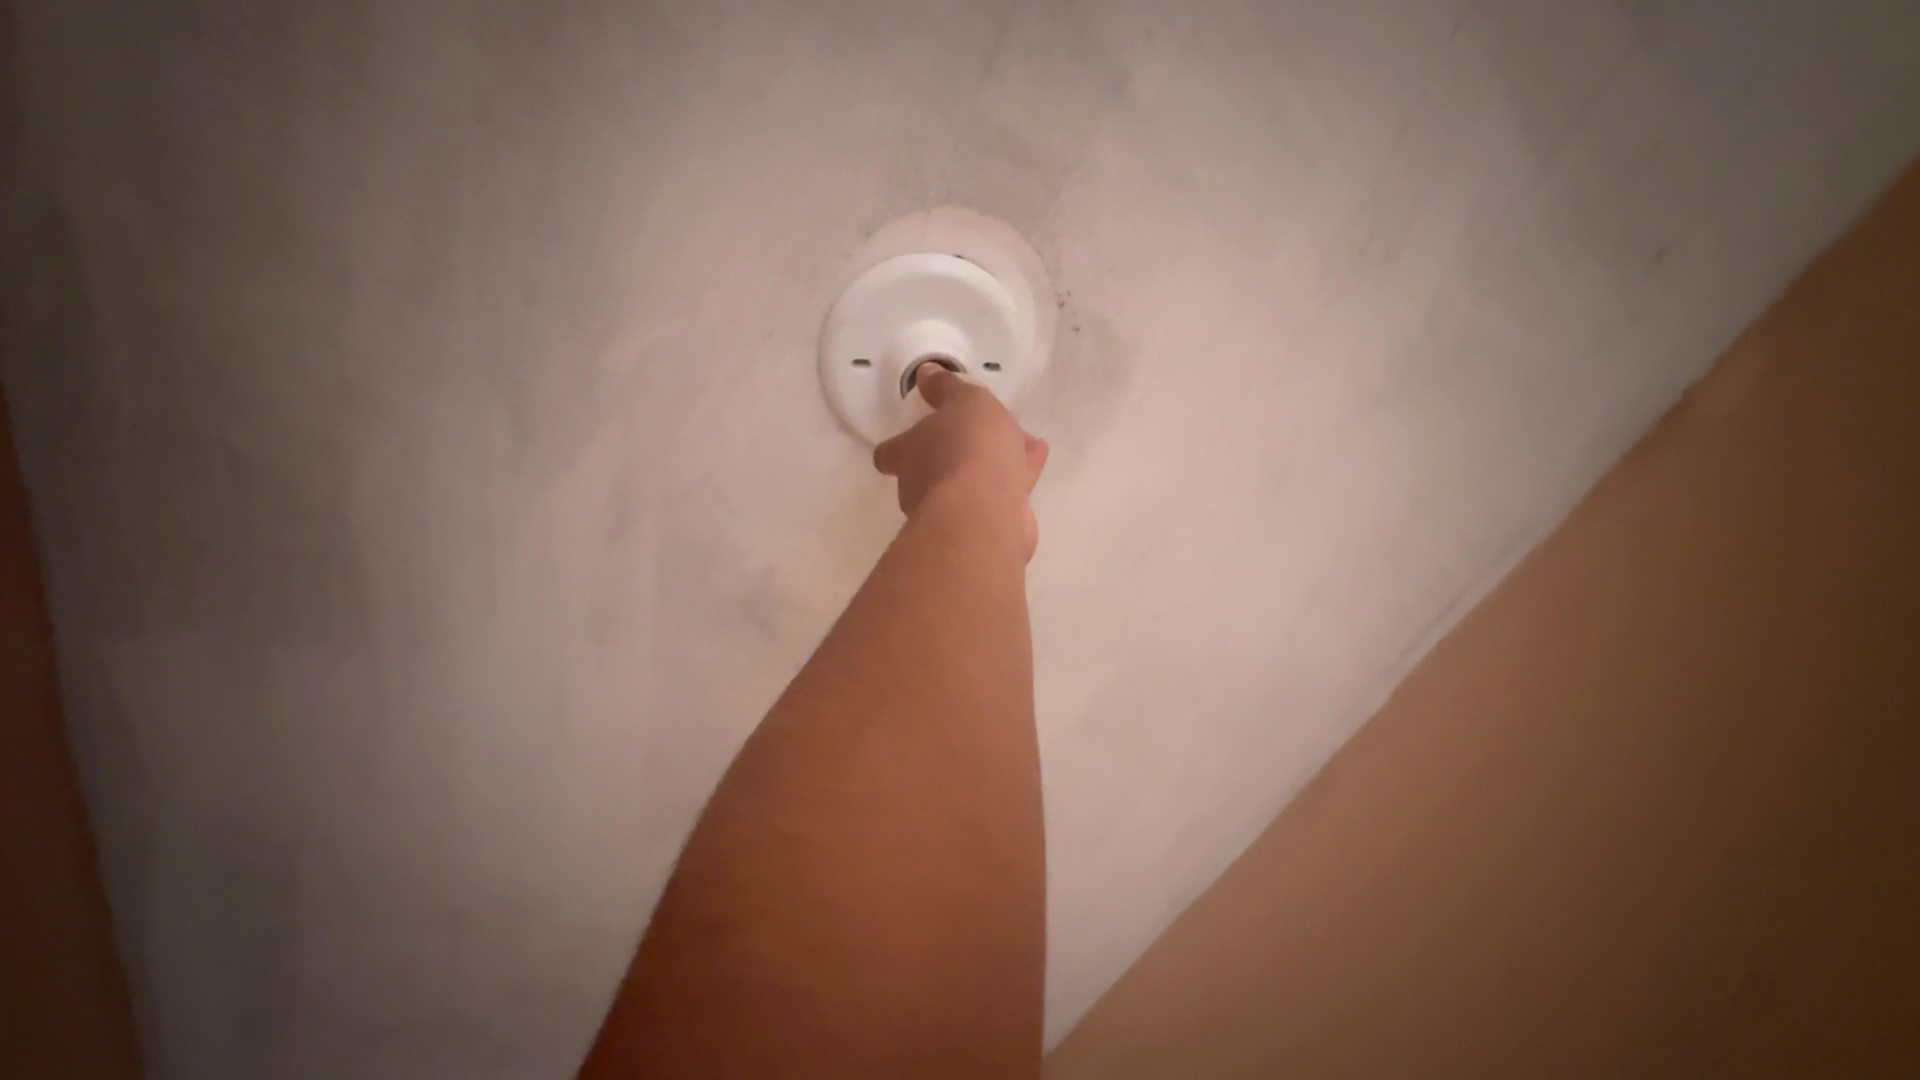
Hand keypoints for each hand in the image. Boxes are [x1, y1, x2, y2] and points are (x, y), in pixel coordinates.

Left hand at [873, 365, 1048, 559]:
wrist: (986, 510)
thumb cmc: (966, 448)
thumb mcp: (962, 402)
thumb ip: (947, 388)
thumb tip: (925, 374)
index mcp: (907, 457)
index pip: (888, 454)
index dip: (900, 447)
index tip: (917, 436)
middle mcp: (921, 489)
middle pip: (934, 470)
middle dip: (959, 454)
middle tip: (986, 436)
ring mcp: (953, 514)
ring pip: (973, 483)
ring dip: (994, 466)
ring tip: (1025, 445)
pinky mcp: (983, 530)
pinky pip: (1000, 497)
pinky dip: (1016, 480)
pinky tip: (1036, 462)